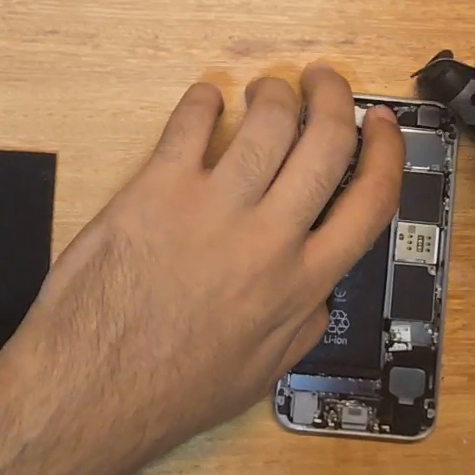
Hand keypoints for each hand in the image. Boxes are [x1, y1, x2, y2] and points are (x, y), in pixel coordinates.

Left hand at [0, 65, 403, 474]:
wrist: (87, 394)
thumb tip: (322, 293)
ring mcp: (212, 208)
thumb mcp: (260, 375)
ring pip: (266, 122)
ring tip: (267, 89)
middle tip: (322, 80)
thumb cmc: (171, 390)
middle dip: (333, 96)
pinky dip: (203, 100)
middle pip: (325, 141)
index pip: (371, 201)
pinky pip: (190, 123)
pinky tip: (205, 99)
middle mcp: (267, 237)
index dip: (387, 151)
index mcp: (300, 282)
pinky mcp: (157, 190)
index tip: (383, 123)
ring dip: (273, 92)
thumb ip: (301, 328)